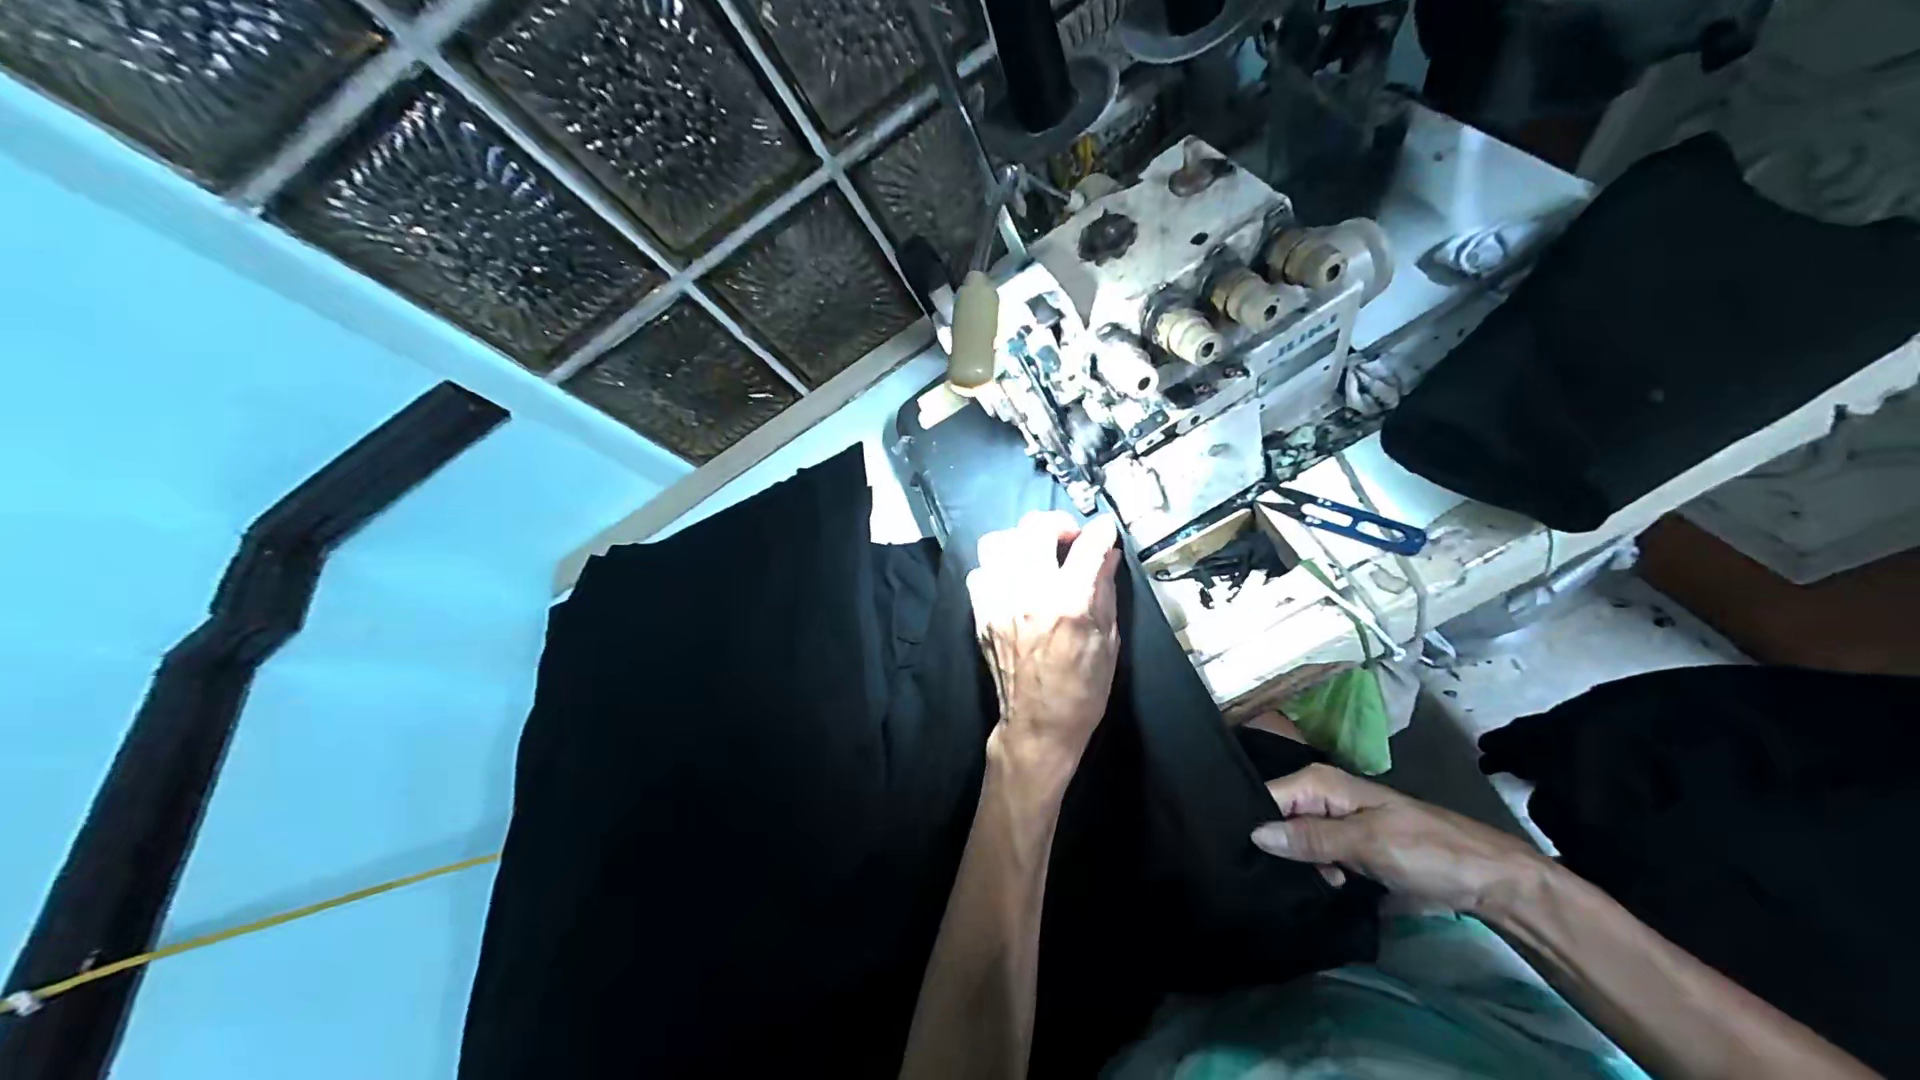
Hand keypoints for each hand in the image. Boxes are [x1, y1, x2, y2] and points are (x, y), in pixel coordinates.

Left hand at [968, 511, 1122, 783]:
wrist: (1037, 726)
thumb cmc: (1082, 689)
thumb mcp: (1108, 640)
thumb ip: (1105, 590)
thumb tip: (1105, 552)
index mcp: (1068, 605)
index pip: (1085, 547)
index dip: (1101, 531)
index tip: (1104, 530)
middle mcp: (1028, 596)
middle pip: (1034, 529)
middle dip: (1058, 524)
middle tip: (1069, 540)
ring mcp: (998, 603)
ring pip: (998, 542)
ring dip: (1021, 541)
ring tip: (1037, 556)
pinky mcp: (980, 614)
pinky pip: (980, 570)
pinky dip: (999, 567)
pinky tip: (1014, 581)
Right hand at [1252, 763, 1548, 913]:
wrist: (1490, 881)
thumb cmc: (1428, 853)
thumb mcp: (1366, 844)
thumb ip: (1310, 838)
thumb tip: (1255, 834)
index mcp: (1320, 783)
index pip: (1266, 797)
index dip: (1255, 823)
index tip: (1245, 854)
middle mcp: (1321, 795)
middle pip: (1276, 817)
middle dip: (1275, 845)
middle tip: (1277, 876)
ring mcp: (1335, 820)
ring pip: (1293, 838)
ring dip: (1298, 863)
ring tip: (1314, 883)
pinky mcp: (1347, 844)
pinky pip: (1314, 853)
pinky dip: (1316, 871)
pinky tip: (1329, 885)